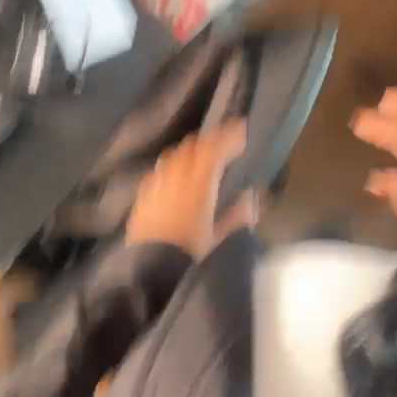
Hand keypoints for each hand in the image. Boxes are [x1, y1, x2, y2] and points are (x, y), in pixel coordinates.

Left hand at [124, 123, 245, 254]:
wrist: (149, 266)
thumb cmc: (188, 251)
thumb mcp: (218, 236)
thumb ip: (237, 215)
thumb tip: (252, 198)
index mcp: (200, 182)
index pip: (216, 148)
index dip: (230, 136)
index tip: (242, 130)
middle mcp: (178, 174)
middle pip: (195, 145)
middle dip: (212, 139)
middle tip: (225, 141)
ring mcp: (158, 181)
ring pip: (176, 152)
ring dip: (192, 149)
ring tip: (202, 154)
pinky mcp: (145, 191)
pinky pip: (161, 168)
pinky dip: (174, 164)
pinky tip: (177, 173)